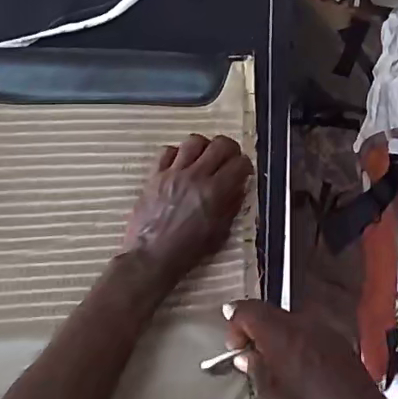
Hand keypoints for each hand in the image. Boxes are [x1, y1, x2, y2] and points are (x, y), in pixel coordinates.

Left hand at [122, 134, 251, 286]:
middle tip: (228, 160)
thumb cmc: (188, 251)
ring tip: (203, 158)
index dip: (245, 166)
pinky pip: (167, 151)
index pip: (239, 164)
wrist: (151, 257)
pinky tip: (179, 165)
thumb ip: (231, 205)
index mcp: (215, 192)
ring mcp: (173, 173)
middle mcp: (195, 176)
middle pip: (220, 145)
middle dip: (230, 150)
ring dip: (204, 147)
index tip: (243, 172)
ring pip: (194, 141)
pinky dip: (177, 154)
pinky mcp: (154, 175)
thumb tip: (239, 186)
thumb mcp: (220, 233)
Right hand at [223, 300, 397, 398]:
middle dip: (255, 330)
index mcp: (282, 334)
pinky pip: (309, 332)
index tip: (233, 344)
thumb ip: (255, 371)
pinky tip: (297, 369)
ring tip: (273, 365)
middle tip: (249, 354)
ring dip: (277, 337)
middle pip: (270, 313)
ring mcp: (325, 330)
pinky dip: (297, 342)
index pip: (249, 310)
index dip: (235, 323)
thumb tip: (247, 356)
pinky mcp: (339, 341)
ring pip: (291, 322)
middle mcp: (304, 323)